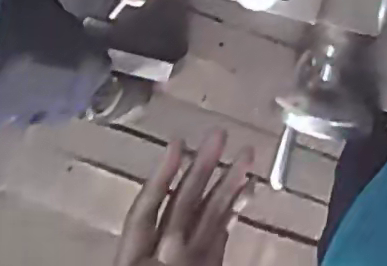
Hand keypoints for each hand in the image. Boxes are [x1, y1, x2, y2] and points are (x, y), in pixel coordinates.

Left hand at [115, 131, 255, 265]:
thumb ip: (163, 258)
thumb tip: (172, 242)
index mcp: (135, 254)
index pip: (146, 208)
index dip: (161, 175)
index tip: (179, 141)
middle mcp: (161, 248)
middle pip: (182, 202)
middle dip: (203, 167)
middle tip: (220, 134)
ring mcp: (188, 253)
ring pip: (208, 212)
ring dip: (228, 181)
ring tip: (248, 152)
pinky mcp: (209, 258)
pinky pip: (222, 228)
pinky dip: (236, 207)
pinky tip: (250, 186)